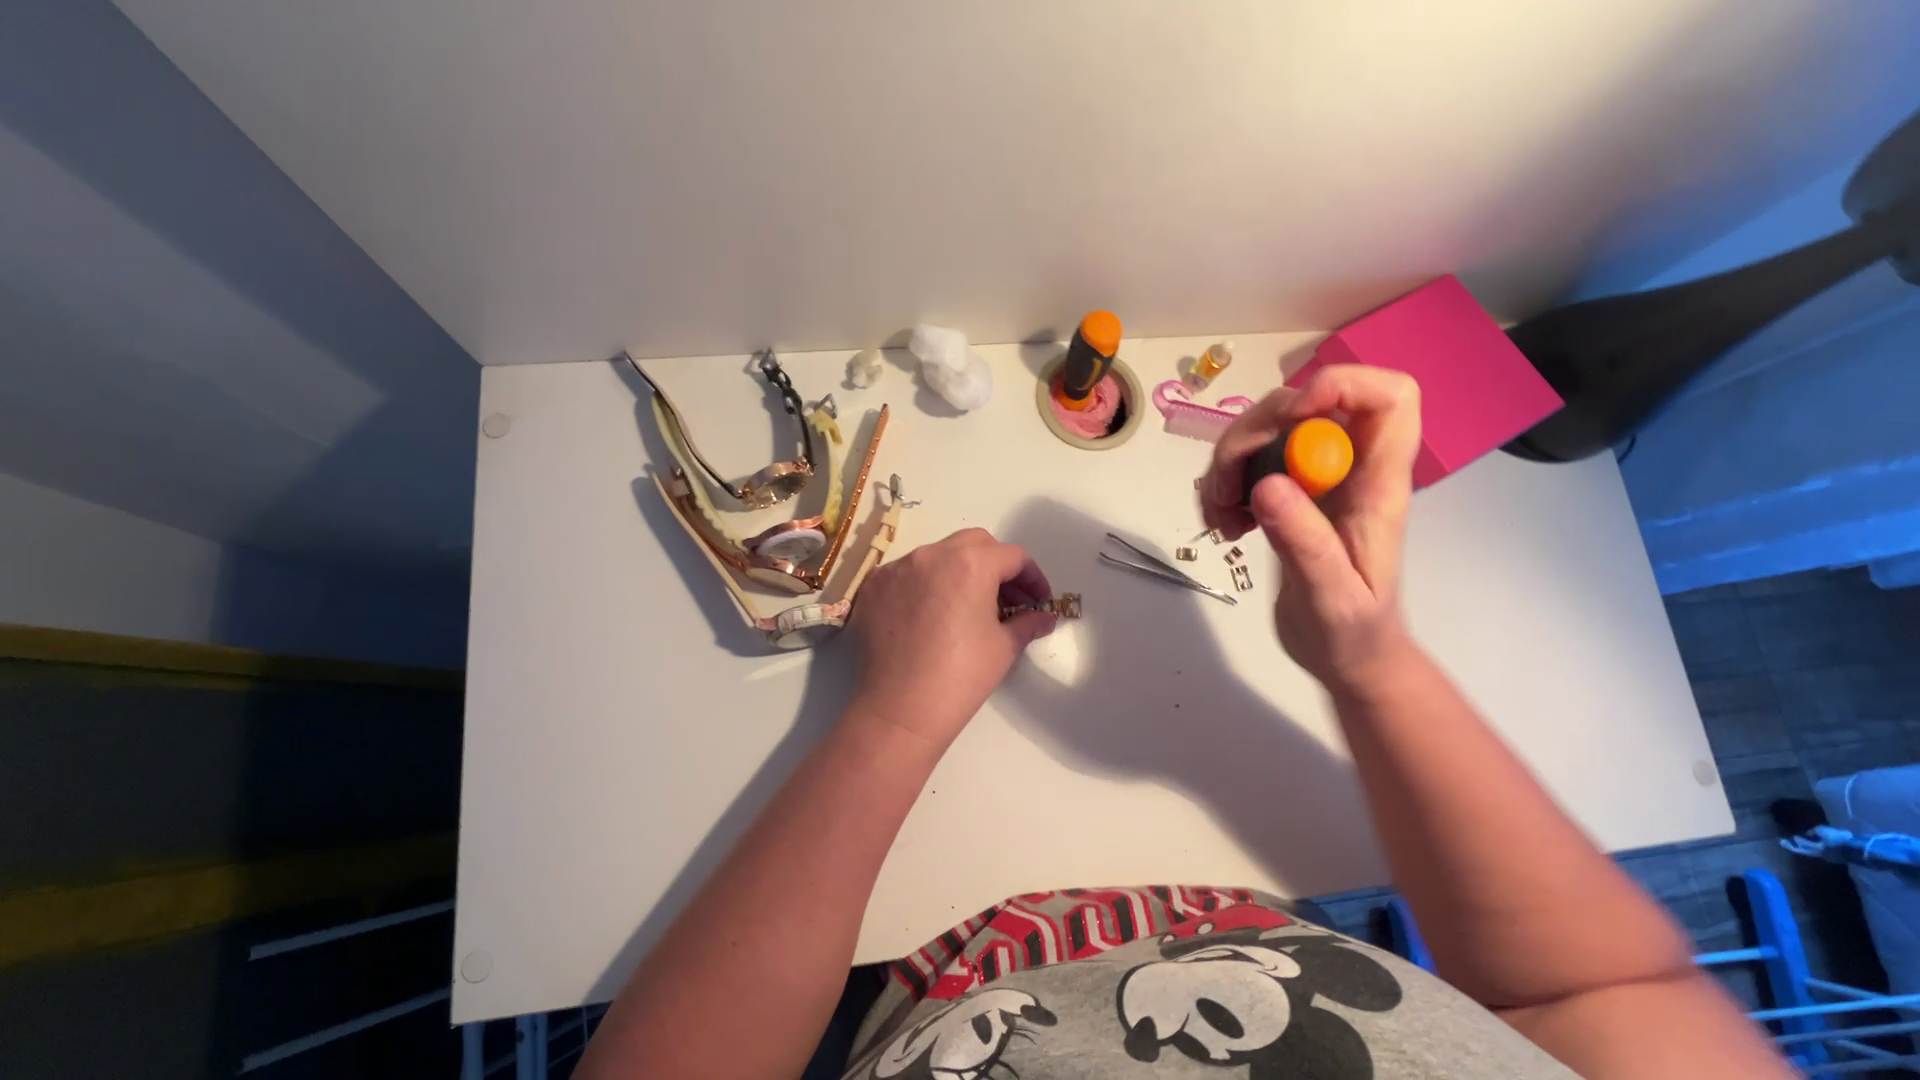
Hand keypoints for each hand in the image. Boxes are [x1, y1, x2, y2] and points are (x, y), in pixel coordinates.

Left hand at [848, 528, 1055, 745]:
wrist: (900, 710)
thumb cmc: (961, 677)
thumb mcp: (1004, 648)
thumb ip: (1027, 623)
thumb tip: (1043, 618)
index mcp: (970, 564)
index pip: (1012, 556)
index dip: (1032, 577)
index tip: (1038, 600)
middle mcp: (931, 555)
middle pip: (973, 544)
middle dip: (996, 564)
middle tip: (1007, 597)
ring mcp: (897, 569)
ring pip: (936, 556)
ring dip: (958, 571)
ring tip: (967, 605)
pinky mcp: (872, 588)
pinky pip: (906, 575)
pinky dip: (923, 585)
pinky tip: (930, 614)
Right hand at [1199, 365, 1422, 691]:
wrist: (1347, 657)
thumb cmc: (1353, 634)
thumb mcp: (1331, 598)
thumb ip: (1305, 544)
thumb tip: (1268, 485)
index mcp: (1378, 484)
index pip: (1390, 397)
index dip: (1341, 386)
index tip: (1291, 422)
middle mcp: (1349, 468)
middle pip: (1302, 405)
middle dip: (1253, 434)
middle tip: (1227, 489)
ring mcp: (1316, 478)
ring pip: (1267, 429)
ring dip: (1228, 462)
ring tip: (1220, 515)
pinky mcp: (1289, 493)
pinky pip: (1249, 461)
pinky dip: (1223, 483)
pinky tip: (1224, 523)